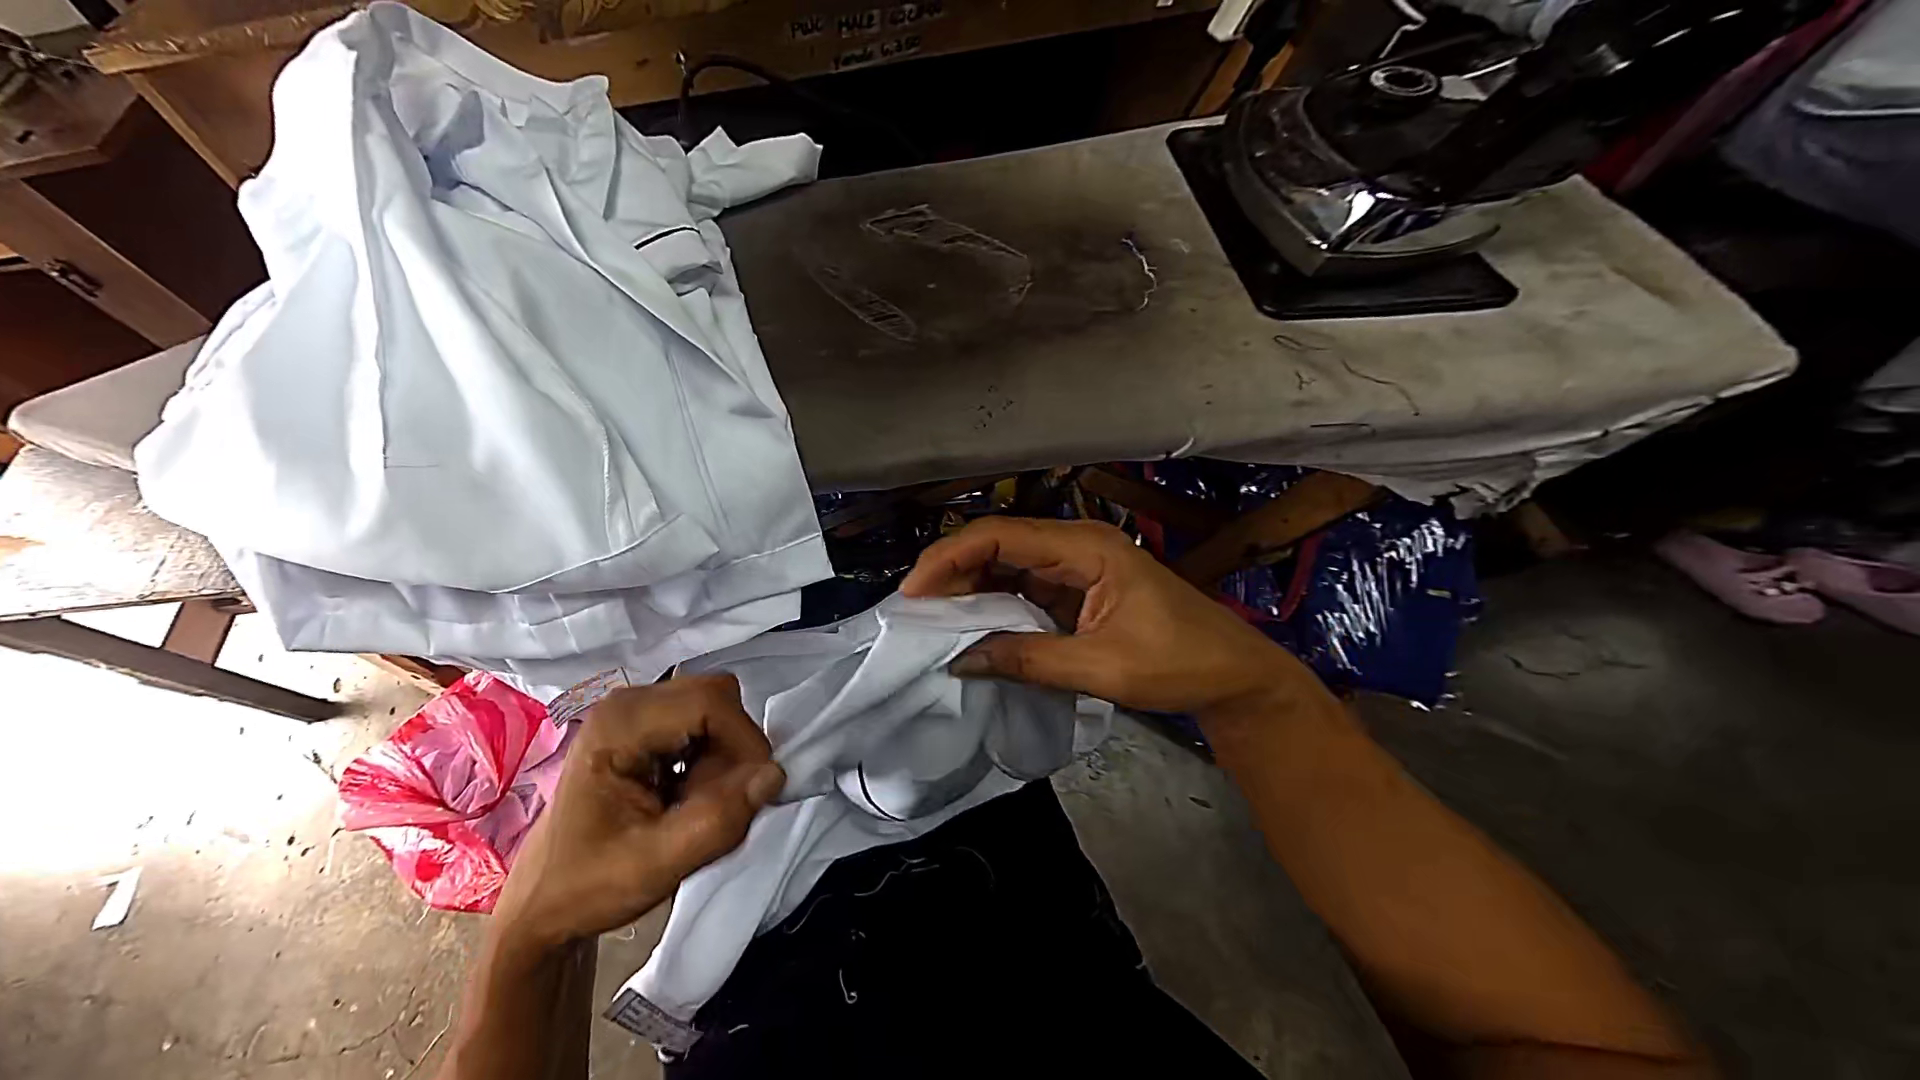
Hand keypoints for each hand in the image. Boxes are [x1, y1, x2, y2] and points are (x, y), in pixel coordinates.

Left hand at [491, 675, 784, 948]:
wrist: (543, 904)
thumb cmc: (587, 886)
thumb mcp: (656, 865)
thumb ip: (718, 820)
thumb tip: (774, 775)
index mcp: (619, 724)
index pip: (711, 702)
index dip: (744, 742)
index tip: (750, 793)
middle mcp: (628, 703)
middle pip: (717, 698)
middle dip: (733, 750)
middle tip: (716, 803)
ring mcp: (637, 710)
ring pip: (718, 709)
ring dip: (725, 758)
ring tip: (694, 805)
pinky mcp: (647, 724)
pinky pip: (706, 723)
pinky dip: (712, 758)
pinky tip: (686, 795)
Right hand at [900, 517, 1303, 717]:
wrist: (1235, 678)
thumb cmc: (1181, 664)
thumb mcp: (1102, 668)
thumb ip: (1028, 660)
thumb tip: (959, 660)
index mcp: (1086, 547)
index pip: (1001, 536)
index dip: (950, 558)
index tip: (913, 592)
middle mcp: (1077, 546)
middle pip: (998, 545)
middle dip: (953, 574)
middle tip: (915, 613)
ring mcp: (1078, 567)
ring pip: (1008, 567)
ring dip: (971, 591)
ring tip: (933, 622)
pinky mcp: (1079, 591)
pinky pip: (1024, 590)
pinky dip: (995, 608)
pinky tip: (972, 629)